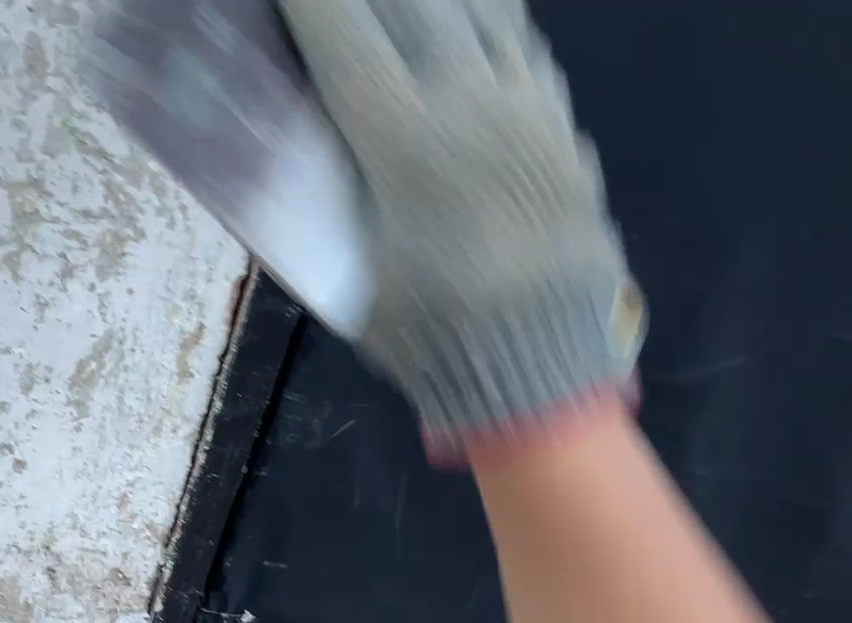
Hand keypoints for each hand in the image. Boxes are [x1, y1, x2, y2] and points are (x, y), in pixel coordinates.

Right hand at [277, 0, 646, 461]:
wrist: (539, 357)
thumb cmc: (430, 334)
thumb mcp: (350, 285)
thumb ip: (326, 215)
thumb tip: (297, 167)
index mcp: (406, 149)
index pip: (348, 46)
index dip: (312, 4)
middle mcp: (468, 105)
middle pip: (413, 6)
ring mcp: (522, 105)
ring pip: (477, 7)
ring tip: (396, 1)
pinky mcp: (555, 120)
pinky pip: (517, 41)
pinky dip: (481, 18)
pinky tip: (463, 19)